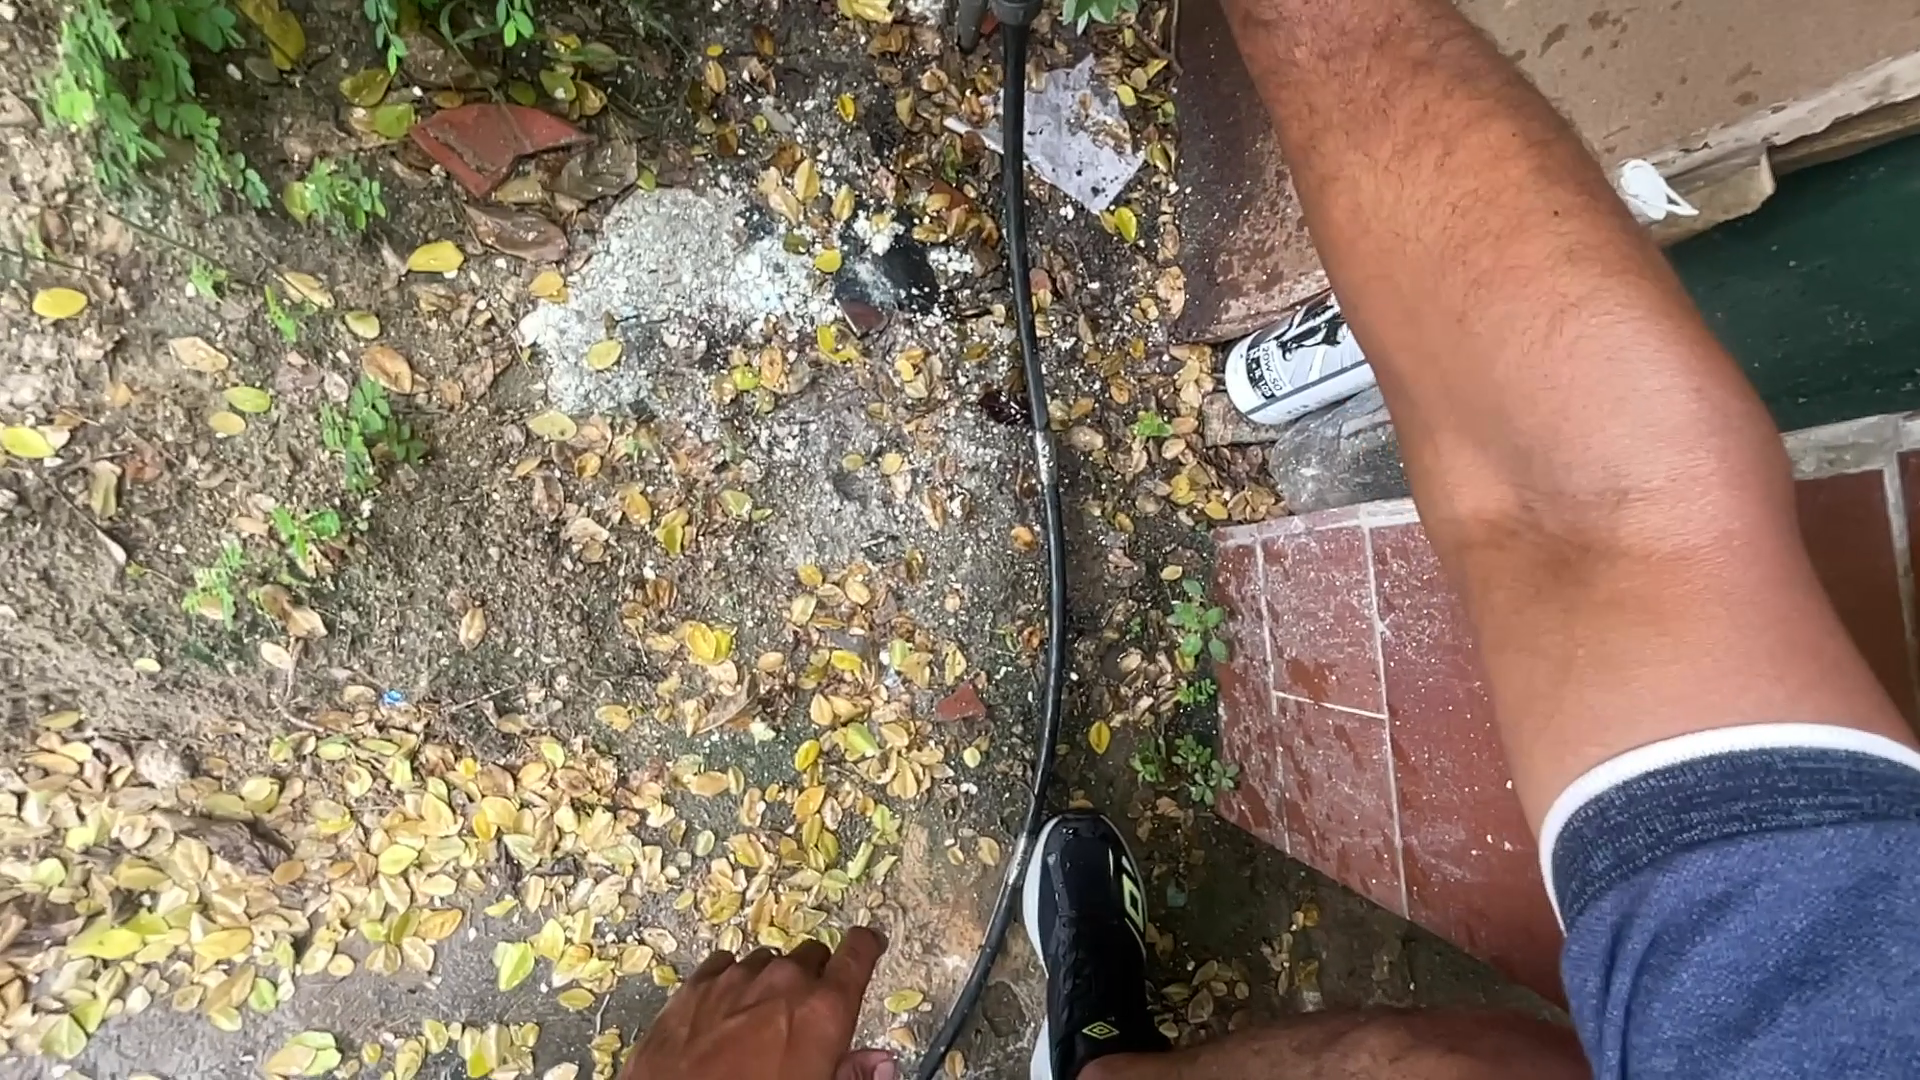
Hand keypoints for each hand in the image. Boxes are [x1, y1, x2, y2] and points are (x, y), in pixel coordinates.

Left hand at [620, 927, 894, 1079]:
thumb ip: (853, 1074)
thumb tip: (881, 1063)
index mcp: (823, 1009)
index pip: (859, 952)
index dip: (867, 947)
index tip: (869, 947)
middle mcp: (784, 980)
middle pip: (812, 957)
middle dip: (813, 980)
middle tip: (803, 1019)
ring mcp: (735, 979)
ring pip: (767, 962)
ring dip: (770, 984)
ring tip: (758, 1023)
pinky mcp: (692, 987)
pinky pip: (723, 966)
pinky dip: (730, 984)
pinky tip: (723, 1016)